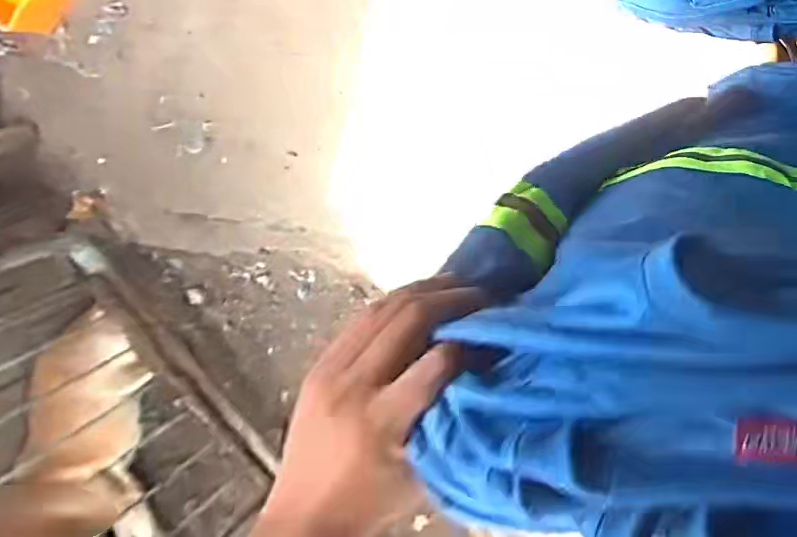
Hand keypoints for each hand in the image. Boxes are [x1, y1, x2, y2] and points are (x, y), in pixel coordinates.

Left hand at [254, 276, 488, 536]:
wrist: (300, 524)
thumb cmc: (372, 500)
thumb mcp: (424, 467)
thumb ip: (456, 413)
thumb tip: (490, 362)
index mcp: (381, 420)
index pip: (439, 358)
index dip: (474, 339)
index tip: (496, 332)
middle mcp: (353, 386)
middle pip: (412, 316)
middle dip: (455, 298)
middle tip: (485, 295)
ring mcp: (331, 371)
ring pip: (387, 305)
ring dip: (429, 289)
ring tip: (460, 285)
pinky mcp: (319, 365)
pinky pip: (364, 316)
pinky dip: (400, 299)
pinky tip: (423, 297)